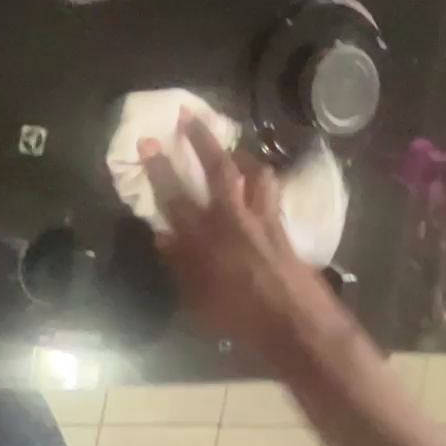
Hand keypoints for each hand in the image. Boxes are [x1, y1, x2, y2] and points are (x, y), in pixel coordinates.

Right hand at [142, 112, 350, 361]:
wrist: (299, 330)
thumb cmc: (242, 320)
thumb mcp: (199, 301)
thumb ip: (180, 265)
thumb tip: (163, 236)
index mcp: (205, 239)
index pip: (174, 195)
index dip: (158, 167)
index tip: (147, 141)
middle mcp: (233, 220)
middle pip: (217, 169)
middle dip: (201, 139)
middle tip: (189, 115)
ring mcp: (262, 219)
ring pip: (255, 173)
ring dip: (242, 155)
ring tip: (233, 147)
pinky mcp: (283, 226)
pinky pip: (271, 192)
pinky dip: (262, 181)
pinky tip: (259, 182)